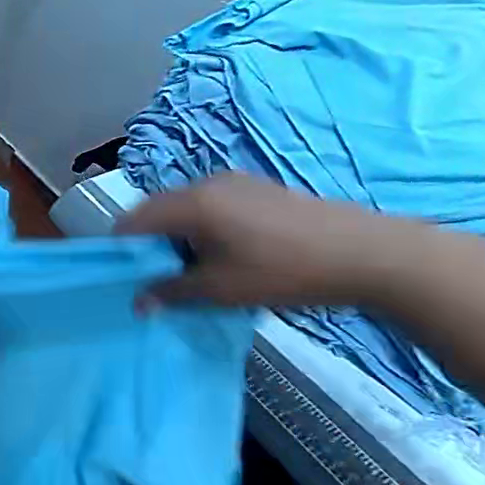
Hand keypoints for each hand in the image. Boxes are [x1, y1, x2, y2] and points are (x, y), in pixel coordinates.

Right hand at [115, 173, 443, 306]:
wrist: (362, 253)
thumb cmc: (283, 271)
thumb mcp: (220, 289)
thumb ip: (172, 291)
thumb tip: (139, 301)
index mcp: (192, 202)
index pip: (135, 219)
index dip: (121, 248)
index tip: (122, 277)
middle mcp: (208, 183)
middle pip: (159, 210)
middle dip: (150, 244)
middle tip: (157, 279)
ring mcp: (236, 182)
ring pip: (187, 209)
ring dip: (178, 238)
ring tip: (193, 272)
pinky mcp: (259, 189)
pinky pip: (212, 207)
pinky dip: (202, 229)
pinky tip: (223, 256)